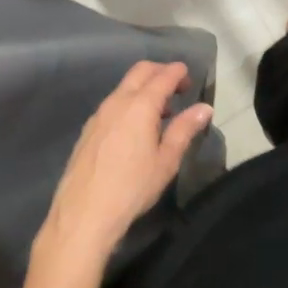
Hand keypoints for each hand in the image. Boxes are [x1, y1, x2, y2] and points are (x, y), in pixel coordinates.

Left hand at [41, 61, 212, 256]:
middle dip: (160, 72)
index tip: (189, 78)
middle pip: (140, 72)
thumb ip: (185, 129)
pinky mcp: (86, 132)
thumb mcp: (166, 160)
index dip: (178, 72)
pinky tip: (134, 130)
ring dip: (143, 89)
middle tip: (176, 89)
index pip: (163, 76)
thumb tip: (204, 108)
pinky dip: (128, 104)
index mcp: (140, 106)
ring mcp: (98, 116)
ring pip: (123, 88)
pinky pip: (111, 105)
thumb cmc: (132, 188)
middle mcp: (117, 102)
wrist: (82, 216)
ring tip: (159, 113)